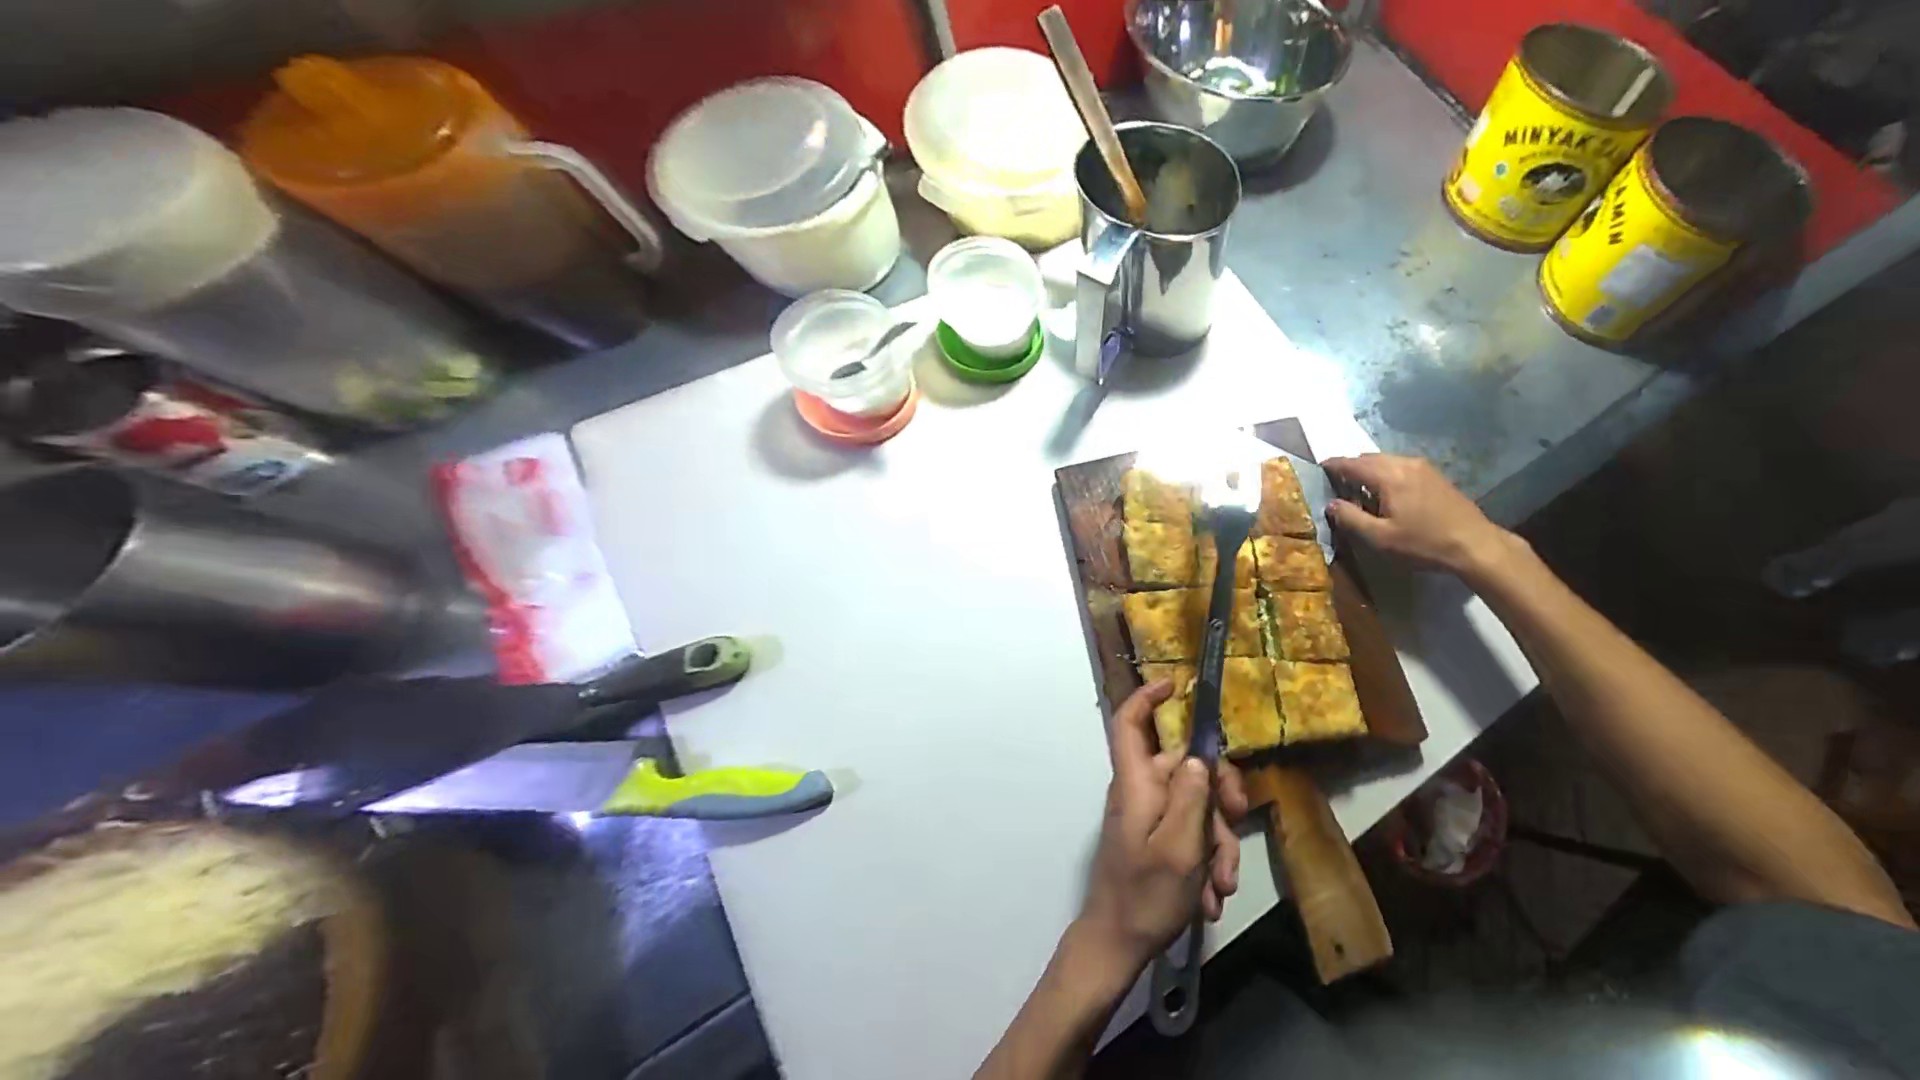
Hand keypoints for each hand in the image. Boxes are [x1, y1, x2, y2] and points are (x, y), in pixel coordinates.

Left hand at [1076, 679, 1248, 976]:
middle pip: (1184, 766)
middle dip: (1219, 793)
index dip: (1147, 698)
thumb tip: (1196, 755)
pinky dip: (1207, 858)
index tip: (1175, 685)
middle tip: (1239, 818)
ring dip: (1218, 841)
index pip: (1130, 724)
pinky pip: (1191, 833)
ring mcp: (1150, 816)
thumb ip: (1190, 797)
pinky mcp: (1158, 839)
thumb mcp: (1179, 846)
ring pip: (1196, 805)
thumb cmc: (1146, 893)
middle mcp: (1141, 791)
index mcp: (1136, 783)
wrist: (1119, 943)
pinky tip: (1211, 895)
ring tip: (1222, 882)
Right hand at [1323, 454, 1516, 579]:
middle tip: (1335, 486)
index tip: (1317, 471)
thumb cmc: (1424, 543)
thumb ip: (1350, 518)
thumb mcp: (1380, 538)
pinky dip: (1385, 474)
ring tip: (1358, 491)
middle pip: (1368, 458)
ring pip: (1385, 461)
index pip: (1351, 463)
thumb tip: (1330, 504)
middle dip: (1349, 469)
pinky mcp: (1435, 476)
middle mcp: (1406, 464)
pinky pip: (1400, 467)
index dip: (1331, 466)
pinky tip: (1385, 494)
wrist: (1476, 546)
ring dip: (1368, 472)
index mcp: (1390, 476)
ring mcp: (1423, 468)